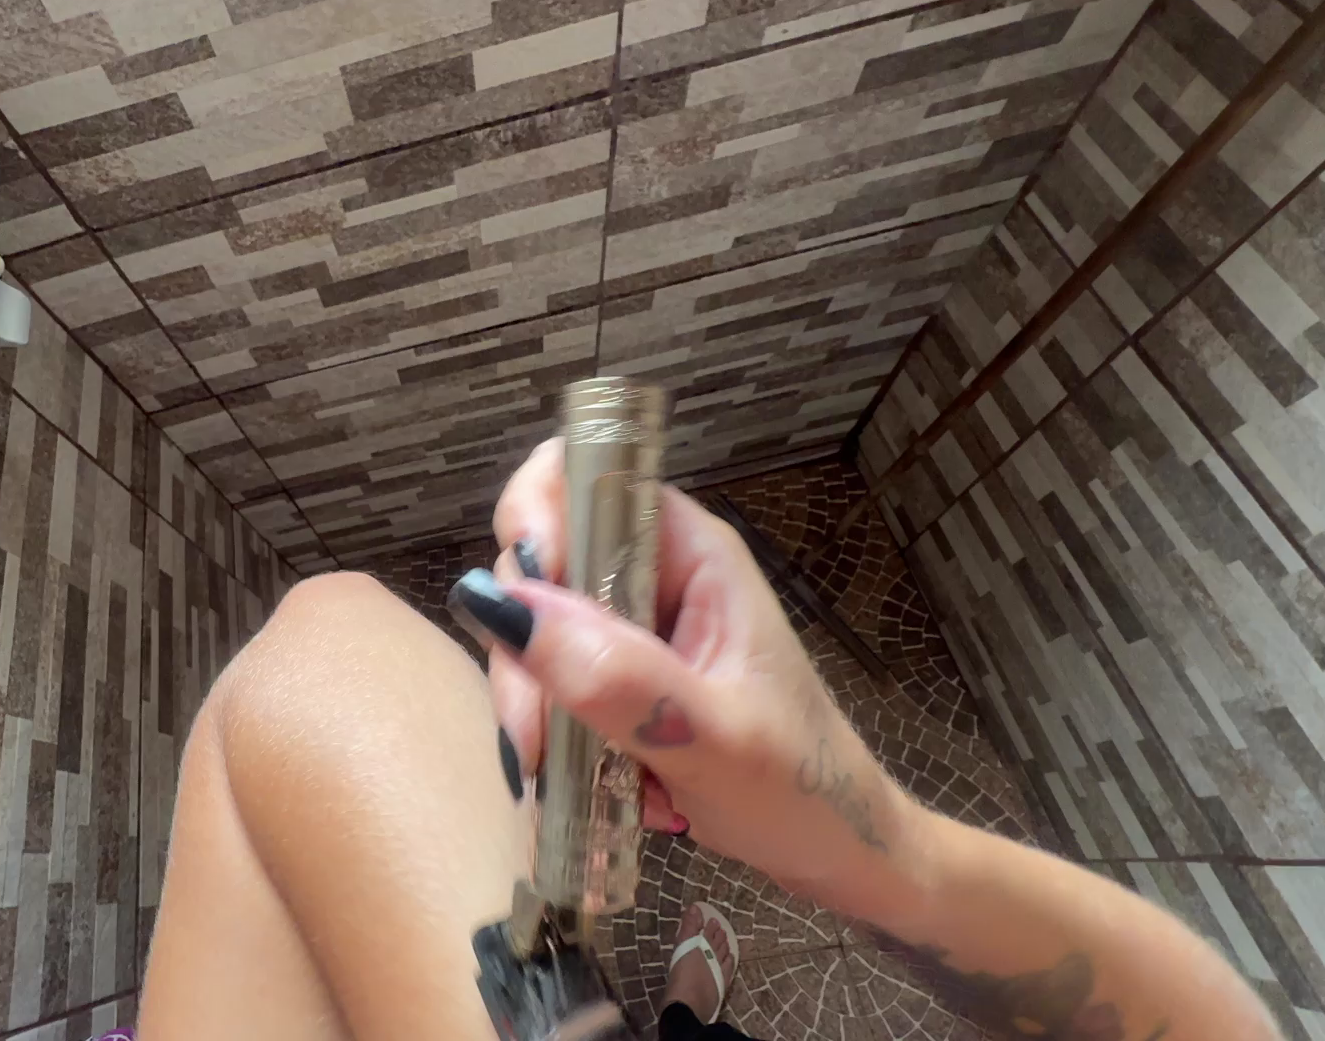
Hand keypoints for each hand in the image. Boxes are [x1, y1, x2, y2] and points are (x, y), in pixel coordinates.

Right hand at [456, 439, 920, 913]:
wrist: (824, 846)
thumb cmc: (800, 789)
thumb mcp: (713, 737)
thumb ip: (615, 675)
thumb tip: (500, 605)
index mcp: (689, 551)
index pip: (586, 478)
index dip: (536, 511)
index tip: (522, 589)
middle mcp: (646, 570)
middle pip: (540, 553)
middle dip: (517, 634)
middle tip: (530, 726)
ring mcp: (621, 618)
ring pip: (529, 617)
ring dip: (524, 690)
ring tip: (549, 767)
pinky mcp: (605, 662)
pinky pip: (539, 664)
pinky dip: (536, 714)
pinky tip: (561, 767)